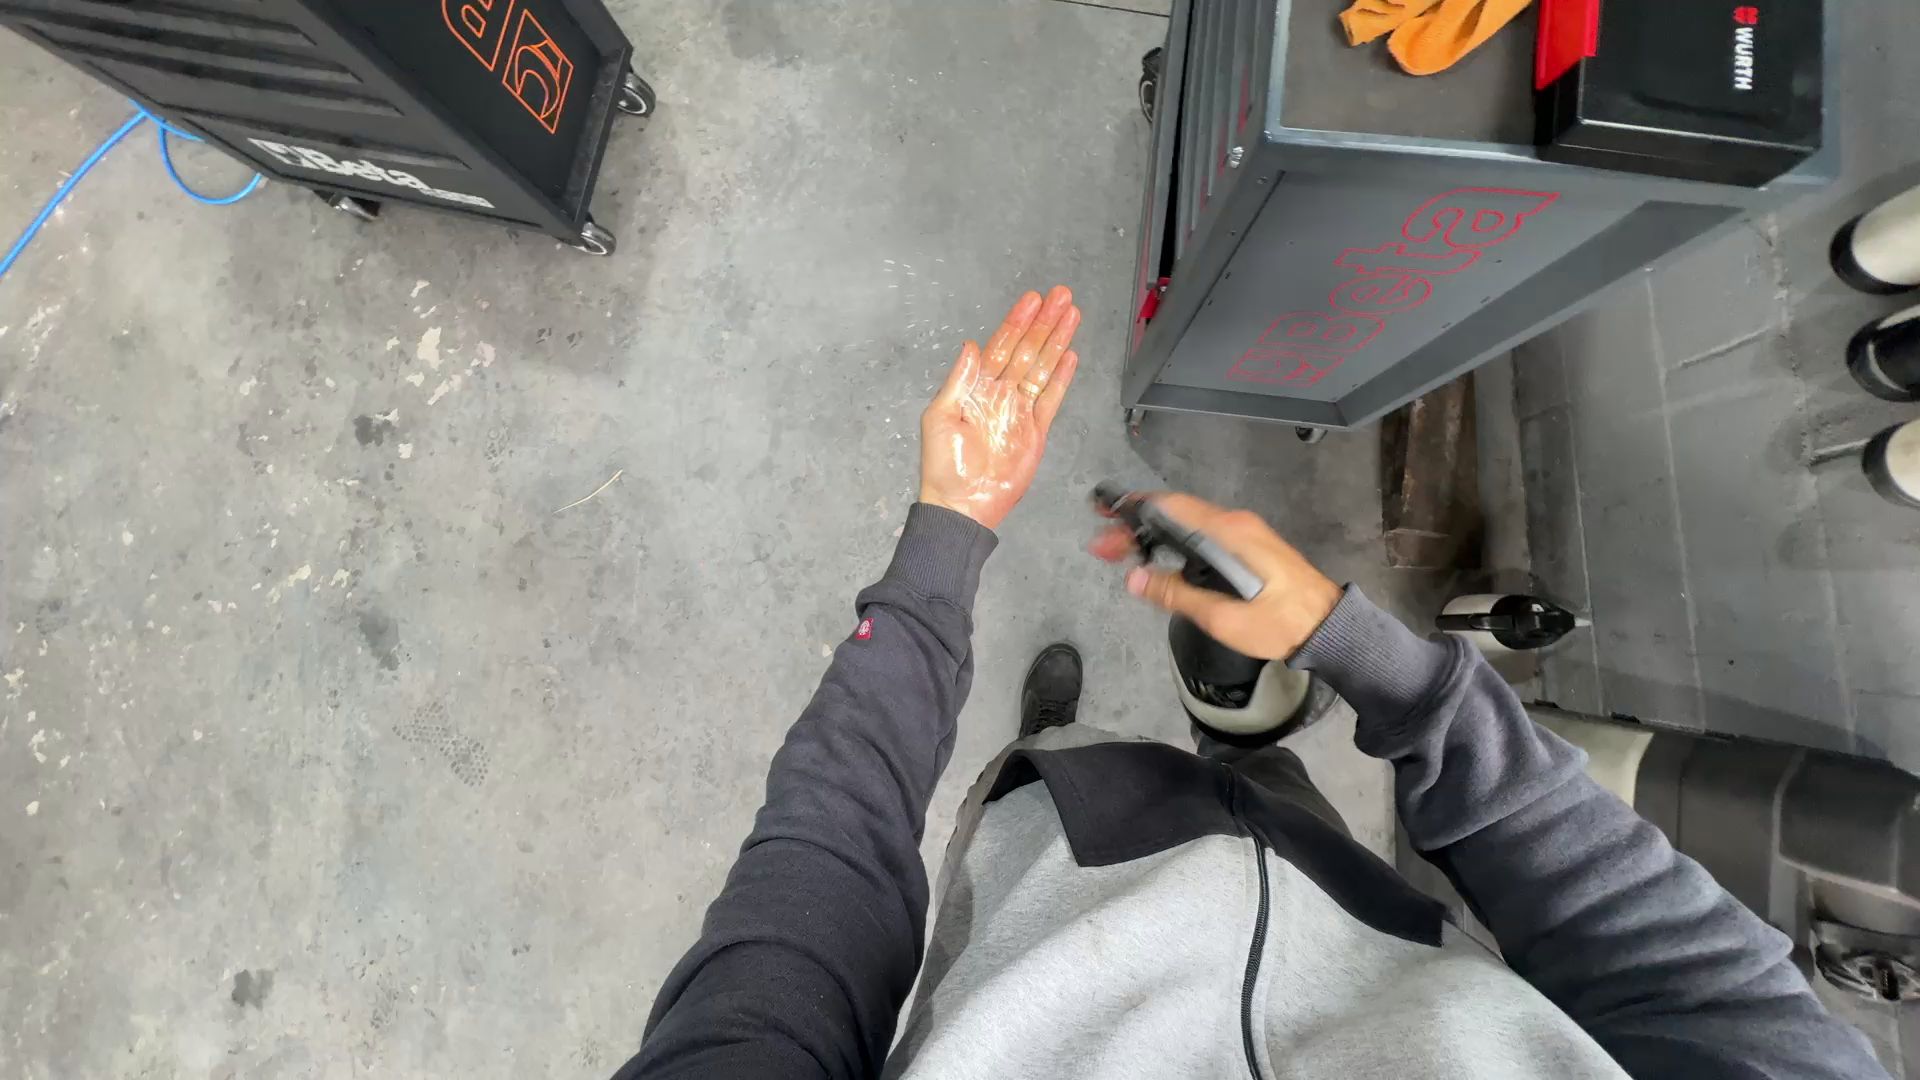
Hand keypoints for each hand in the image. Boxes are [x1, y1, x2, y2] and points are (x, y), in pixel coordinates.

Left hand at [918, 286, 1080, 528]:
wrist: (963, 506)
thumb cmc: (944, 466)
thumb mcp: (939, 418)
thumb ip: (959, 381)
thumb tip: (972, 346)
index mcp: (975, 389)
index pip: (1000, 347)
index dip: (1015, 323)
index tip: (1031, 301)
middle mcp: (1000, 395)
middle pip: (1026, 351)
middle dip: (1044, 323)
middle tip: (1061, 296)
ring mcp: (1020, 413)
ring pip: (1042, 369)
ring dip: (1057, 342)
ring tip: (1071, 315)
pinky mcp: (1036, 433)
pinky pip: (1051, 400)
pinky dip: (1061, 379)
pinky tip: (1070, 356)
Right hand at [1089, 493, 1343, 659]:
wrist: (1331, 628)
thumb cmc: (1279, 624)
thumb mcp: (1223, 617)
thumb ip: (1176, 595)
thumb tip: (1133, 579)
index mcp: (1227, 533)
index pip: (1170, 506)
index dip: (1133, 508)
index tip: (1104, 514)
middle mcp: (1234, 523)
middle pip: (1174, 513)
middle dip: (1135, 526)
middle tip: (1103, 544)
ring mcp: (1242, 532)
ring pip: (1186, 523)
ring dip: (1152, 534)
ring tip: (1122, 551)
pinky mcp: (1248, 544)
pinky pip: (1201, 532)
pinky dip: (1172, 539)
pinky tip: (1158, 556)